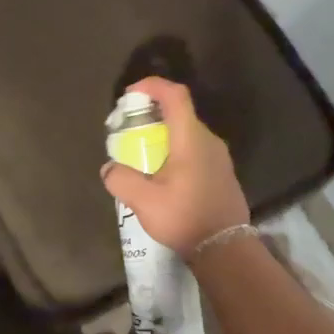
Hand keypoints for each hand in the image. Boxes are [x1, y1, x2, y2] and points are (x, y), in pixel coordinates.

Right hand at [100, 77, 250, 256]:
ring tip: (141, 153)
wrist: (223, 246)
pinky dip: (174, 150)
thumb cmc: (184, 218)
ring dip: (163, 135)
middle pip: (180, 114)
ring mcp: (218, 157)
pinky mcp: (220, 172)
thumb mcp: (143, 201)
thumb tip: (109, 169)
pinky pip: (194, 150)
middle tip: (128, 129)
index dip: (153, 87)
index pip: (175, 97)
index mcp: (190, 140)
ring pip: (187, 134)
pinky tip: (161, 173)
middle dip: (152, 114)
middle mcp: (208, 141)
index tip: (131, 93)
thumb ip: (121, 180)